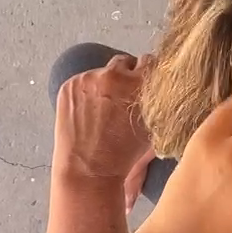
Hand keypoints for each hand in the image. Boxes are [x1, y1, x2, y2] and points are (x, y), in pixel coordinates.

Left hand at [53, 54, 151, 185]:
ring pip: (103, 71)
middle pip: (126, 62)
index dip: (148, 73)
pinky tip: (90, 111)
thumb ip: (158, 101)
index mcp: (142, 85)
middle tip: (125, 95)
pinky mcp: (71, 84)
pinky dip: (88, 91)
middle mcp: (117, 76)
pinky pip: (84, 80)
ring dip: (106, 83)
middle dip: (127, 76)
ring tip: (105, 108)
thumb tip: (160, 86)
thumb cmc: (125, 155)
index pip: (150, 61)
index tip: (146, 82)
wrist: (89, 170)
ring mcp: (90, 78)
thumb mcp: (154, 125)